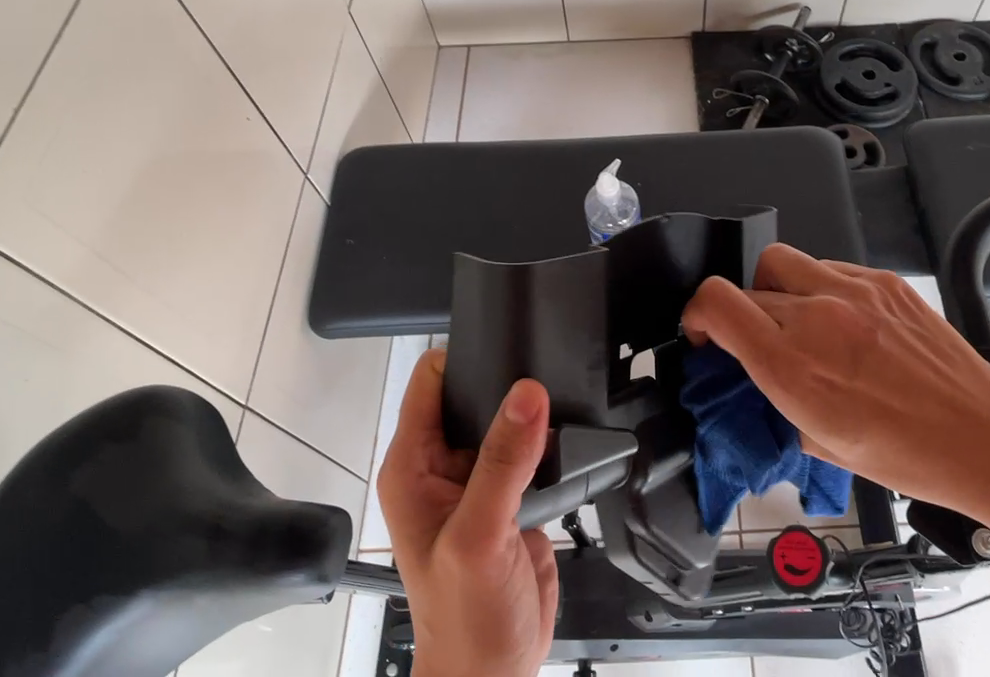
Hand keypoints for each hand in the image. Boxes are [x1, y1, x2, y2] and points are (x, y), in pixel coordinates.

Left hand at [376, 349, 558, 676]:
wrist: (495, 670)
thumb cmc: (465, 616)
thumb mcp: (478, 535)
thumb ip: (502, 462)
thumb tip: (527, 393)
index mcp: (415, 465)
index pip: (432, 382)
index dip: (466, 357)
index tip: (510, 347)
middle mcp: (446, 465)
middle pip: (476, 394)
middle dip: (510, 383)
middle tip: (551, 371)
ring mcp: (483, 481)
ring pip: (511, 420)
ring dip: (536, 414)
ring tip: (567, 402)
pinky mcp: (517, 497)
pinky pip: (535, 451)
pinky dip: (554, 443)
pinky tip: (574, 439)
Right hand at [681, 244, 989, 511]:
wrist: (983, 436)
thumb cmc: (910, 453)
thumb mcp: (819, 442)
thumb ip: (774, 398)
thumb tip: (752, 374)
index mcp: (793, 367)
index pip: (715, 303)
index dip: (696, 315)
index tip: (702, 331)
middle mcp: (818, 319)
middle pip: (745, 286)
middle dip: (740, 313)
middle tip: (758, 341)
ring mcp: (853, 292)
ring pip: (782, 262)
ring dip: (775, 290)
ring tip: (798, 323)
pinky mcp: (883, 281)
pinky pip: (827, 266)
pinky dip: (818, 288)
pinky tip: (839, 320)